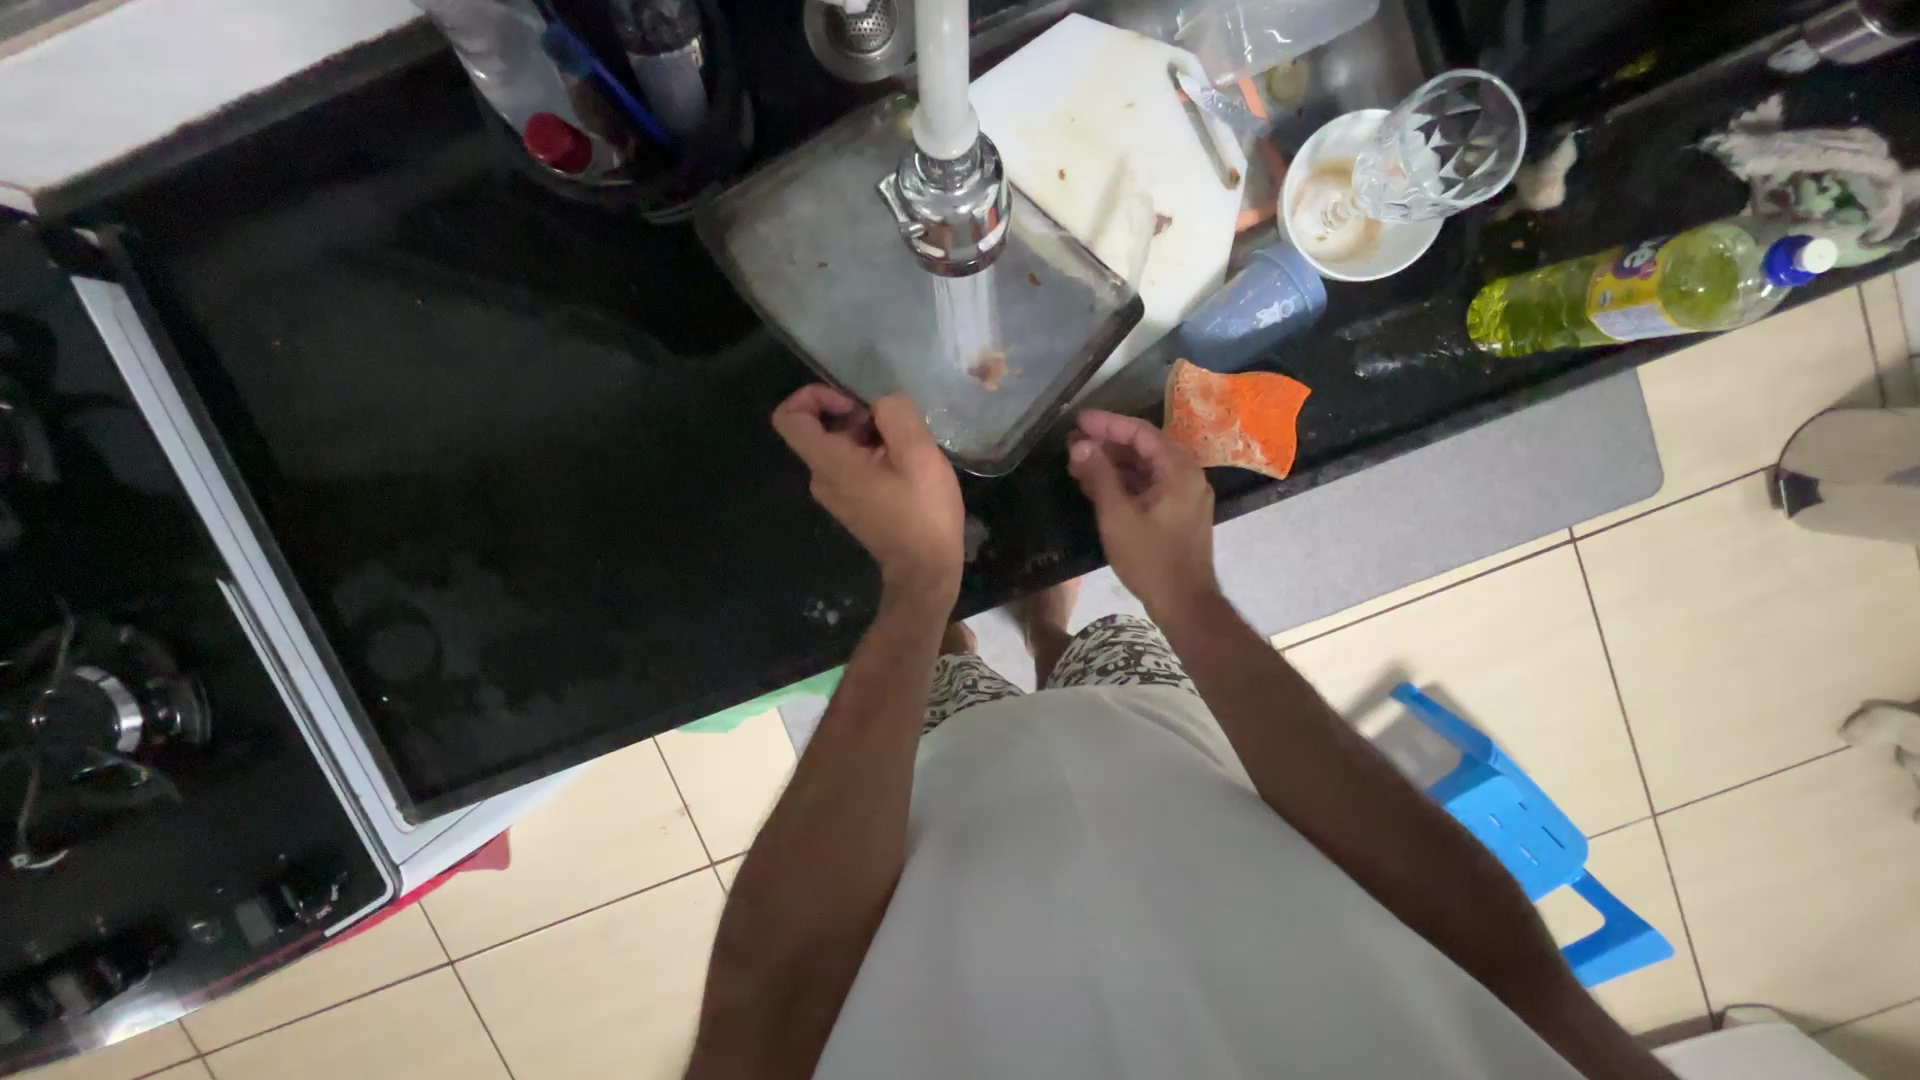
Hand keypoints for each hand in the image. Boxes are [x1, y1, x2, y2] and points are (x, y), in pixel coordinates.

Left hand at [773, 385, 964, 599]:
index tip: (852, 404)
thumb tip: (882, 405)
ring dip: (872, 438)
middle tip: (898, 433)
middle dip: (859, 419)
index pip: (788, 417)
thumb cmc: (922, 512)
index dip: (813, 396)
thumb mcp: (919, 454)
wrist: (925, 570)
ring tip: (908, 454)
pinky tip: (906, 471)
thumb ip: (896, 415)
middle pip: (822, 429)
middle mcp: (821, 478)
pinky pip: (852, 467)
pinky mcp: (851, 504)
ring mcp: (835, 494)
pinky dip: (875, 457)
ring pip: (842, 447)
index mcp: (829, 464)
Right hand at [1067, 410, 1219, 618]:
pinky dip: (1123, 483)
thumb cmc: (1151, 559)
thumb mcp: (1117, 516)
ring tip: (1077, 463)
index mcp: (1179, 470)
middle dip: (1107, 444)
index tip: (1077, 421)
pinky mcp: (1177, 513)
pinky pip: (1149, 486)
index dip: (1107, 424)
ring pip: (1145, 468)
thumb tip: (1080, 444)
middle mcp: (1187, 476)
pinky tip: (1096, 486)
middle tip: (1072, 443)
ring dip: (1112, 464)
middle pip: (1144, 448)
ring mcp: (1184, 496)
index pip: (1140, 432)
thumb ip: (1099, 475)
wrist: (1184, 603)